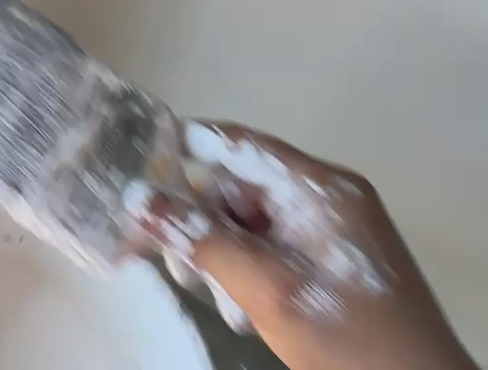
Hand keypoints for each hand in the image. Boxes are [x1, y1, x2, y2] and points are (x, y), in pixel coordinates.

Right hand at [140, 122, 478, 369]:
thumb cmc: (351, 345)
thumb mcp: (266, 289)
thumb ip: (200, 238)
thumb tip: (136, 197)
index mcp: (320, 187)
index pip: (239, 144)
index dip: (186, 147)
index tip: (139, 167)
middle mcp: (325, 196)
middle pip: (240, 184)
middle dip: (203, 219)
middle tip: (180, 263)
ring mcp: (331, 228)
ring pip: (250, 217)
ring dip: (222, 250)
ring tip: (215, 296)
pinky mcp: (331, 258)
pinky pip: (271, 243)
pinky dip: (248, 267)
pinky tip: (240, 305)